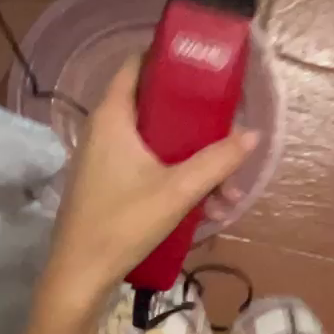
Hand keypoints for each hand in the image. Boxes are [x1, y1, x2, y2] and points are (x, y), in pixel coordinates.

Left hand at [40, 57, 257, 312]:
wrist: (80, 275)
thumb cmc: (123, 223)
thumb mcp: (179, 191)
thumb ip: (217, 161)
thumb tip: (253, 134)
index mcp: (113, 117)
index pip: (137, 65)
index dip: (170, 58)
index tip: (205, 65)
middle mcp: (105, 130)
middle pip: (156, 107)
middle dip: (196, 123)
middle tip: (228, 129)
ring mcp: (105, 159)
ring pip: (158, 145)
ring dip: (194, 162)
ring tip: (227, 191)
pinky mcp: (109, 185)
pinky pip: (150, 168)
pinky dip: (177, 180)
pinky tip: (207, 208)